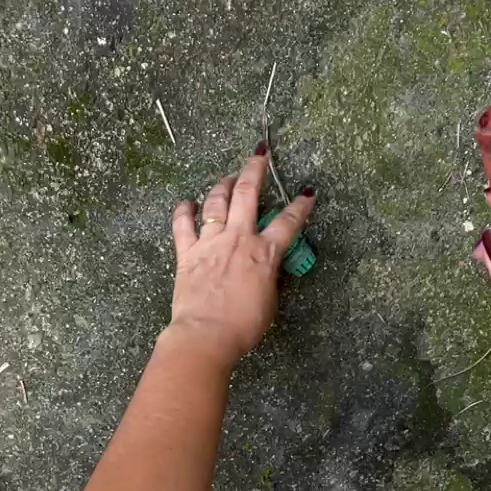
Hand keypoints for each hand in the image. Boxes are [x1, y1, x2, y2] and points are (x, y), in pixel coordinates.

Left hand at [165, 147, 315, 364]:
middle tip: (260, 155)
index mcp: (264, 254)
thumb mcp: (269, 303)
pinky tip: (188, 203)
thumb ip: (270, 278)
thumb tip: (268, 266)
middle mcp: (238, 239)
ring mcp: (210, 243)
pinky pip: (183, 224)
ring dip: (223, 185)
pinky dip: (185, 210)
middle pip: (248, 193)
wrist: (206, 335)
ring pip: (216, 202)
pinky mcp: (187, 253)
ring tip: (228, 177)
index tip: (308, 193)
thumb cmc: (243, 327)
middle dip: (256, 169)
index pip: (289, 223)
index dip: (301, 206)